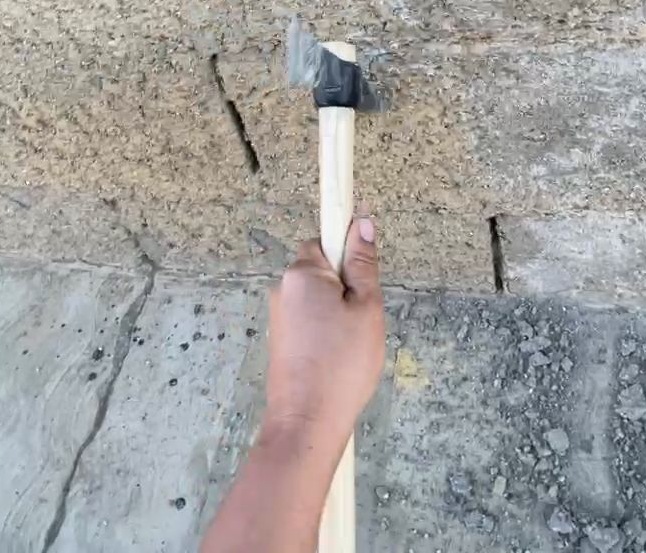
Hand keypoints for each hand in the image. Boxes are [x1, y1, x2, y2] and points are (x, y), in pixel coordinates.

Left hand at [263, 214, 383, 444]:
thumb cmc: (341, 364)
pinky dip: (325, 330)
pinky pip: (309, 319)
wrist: (306, 423)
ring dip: (336, 310)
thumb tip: (362, 221)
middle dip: (345, 285)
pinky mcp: (280, 339)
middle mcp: (283, 288)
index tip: (364, 270)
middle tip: (364, 317)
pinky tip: (338, 358)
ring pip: (317, 296)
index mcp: (302, 273)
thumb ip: (363, 263)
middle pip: (321, 268)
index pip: (325, 238)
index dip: (347, 248)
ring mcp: (279, 315)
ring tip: (352, 344)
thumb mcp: (366, 308)